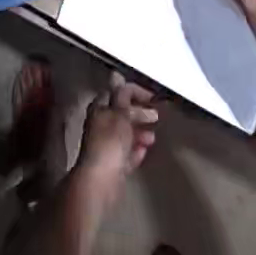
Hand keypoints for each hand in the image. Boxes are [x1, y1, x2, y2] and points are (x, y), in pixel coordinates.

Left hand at [71, 73, 158, 205]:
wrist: (102, 180)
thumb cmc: (110, 143)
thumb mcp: (119, 115)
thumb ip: (121, 97)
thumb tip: (116, 74)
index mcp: (99, 108)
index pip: (117, 92)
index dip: (134, 92)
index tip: (152, 98)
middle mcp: (100, 122)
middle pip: (121, 112)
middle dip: (138, 113)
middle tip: (155, 116)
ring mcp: (105, 143)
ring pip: (124, 133)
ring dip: (139, 132)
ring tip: (152, 137)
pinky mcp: (112, 163)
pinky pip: (125, 152)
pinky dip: (135, 150)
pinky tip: (144, 151)